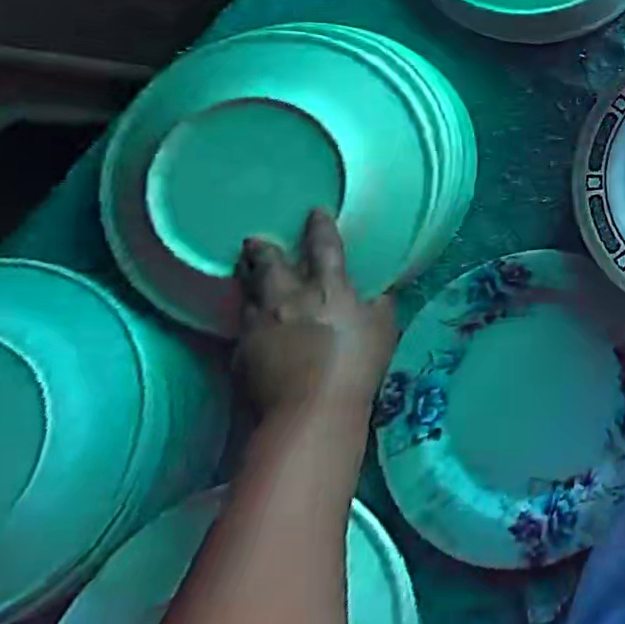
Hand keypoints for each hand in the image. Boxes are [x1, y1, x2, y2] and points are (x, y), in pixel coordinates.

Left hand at [234, 209, 396, 422]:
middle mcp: (288, 297)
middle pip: (269, 264)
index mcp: (328, 287)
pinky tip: (249, 321)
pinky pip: (241, 326)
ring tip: (243, 271)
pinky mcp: (240, 353)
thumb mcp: (383, 329)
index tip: (314, 211)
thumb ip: (380, 306)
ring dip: (246, 279)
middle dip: (261, 249)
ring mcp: (260, 324)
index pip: (323, 246)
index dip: (319, 226)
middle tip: (254, 240)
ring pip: (247, 293)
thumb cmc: (357, 365)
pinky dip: (246, 317)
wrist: (309, 412)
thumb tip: (380, 293)